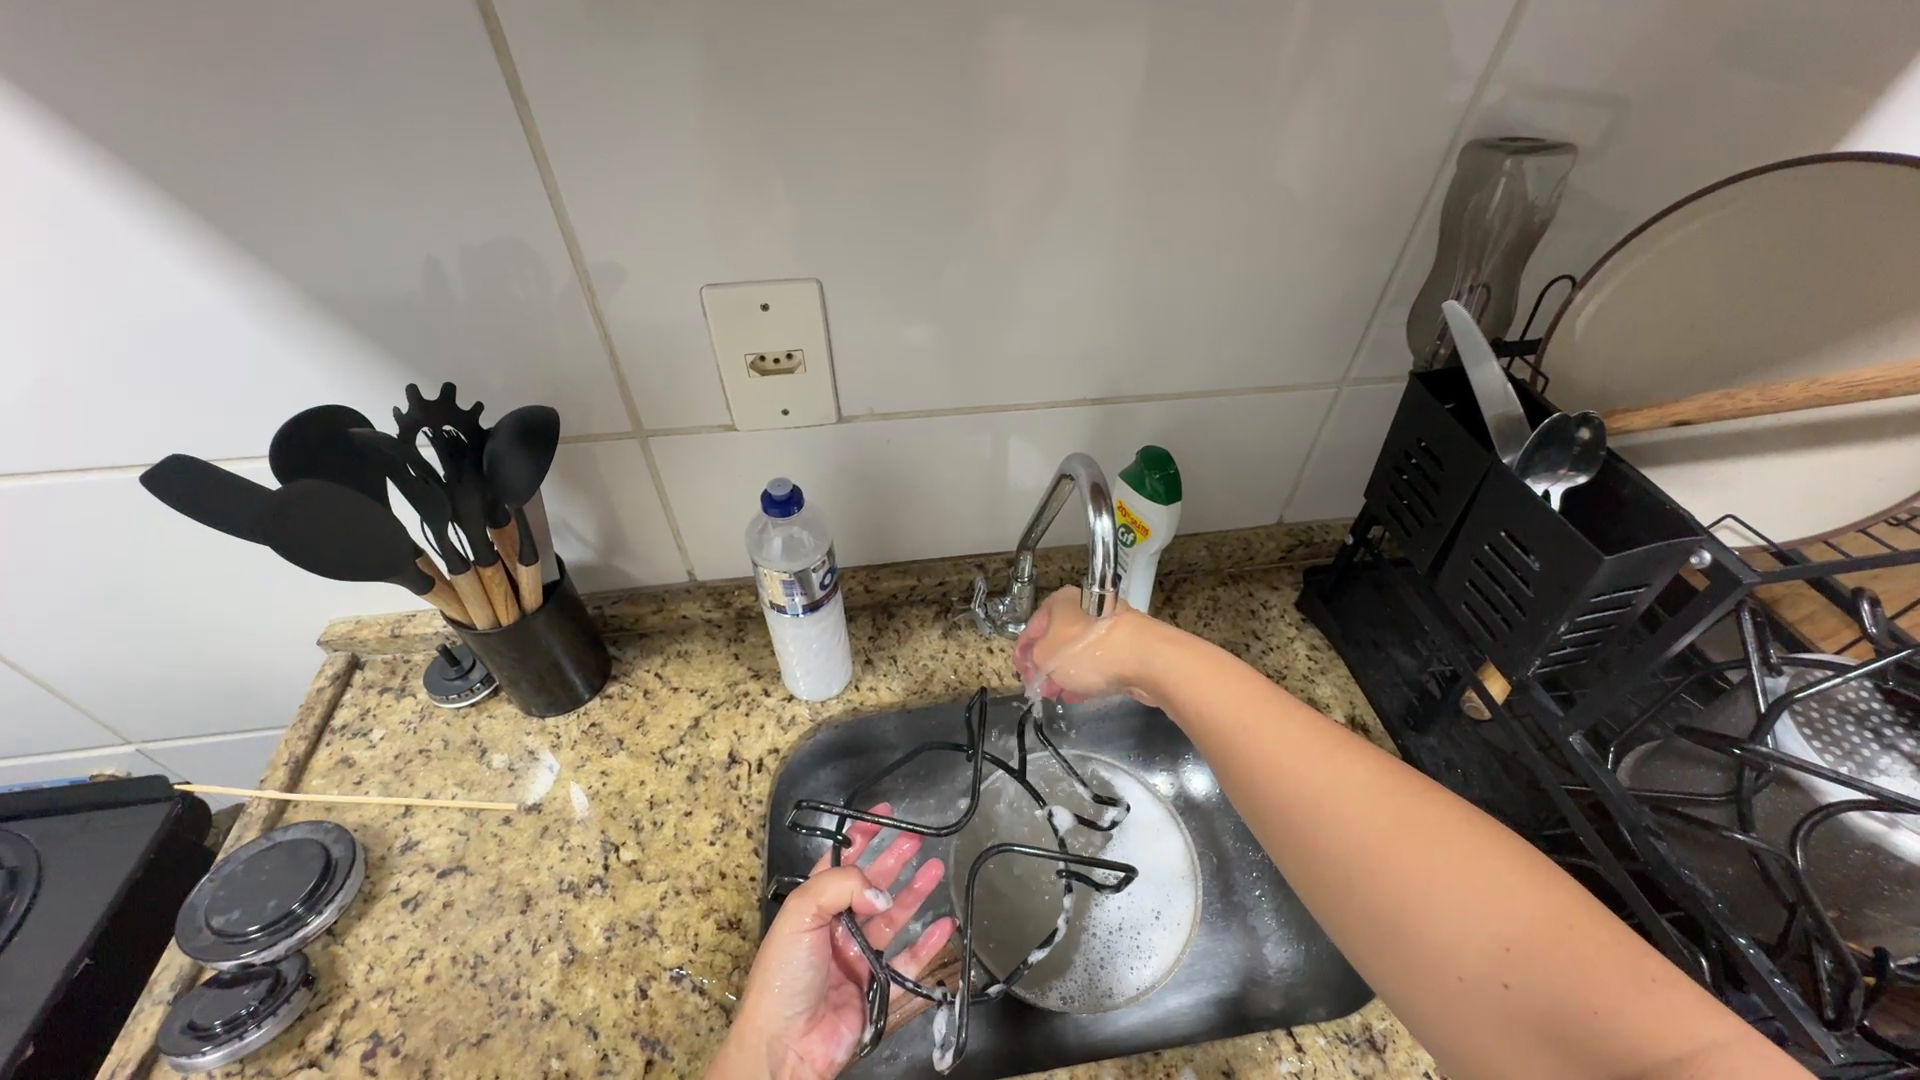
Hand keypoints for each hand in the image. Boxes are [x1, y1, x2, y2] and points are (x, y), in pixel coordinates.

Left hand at [714, 805, 955, 1079]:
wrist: (784, 1045)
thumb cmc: (783, 977)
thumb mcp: (801, 913)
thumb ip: (842, 885)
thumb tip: (882, 892)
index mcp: (815, 905)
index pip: (841, 860)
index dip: (862, 835)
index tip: (884, 814)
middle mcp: (837, 926)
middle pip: (872, 884)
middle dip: (894, 859)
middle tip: (918, 839)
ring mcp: (858, 957)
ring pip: (894, 917)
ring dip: (915, 893)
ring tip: (936, 870)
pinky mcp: (876, 988)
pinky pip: (908, 962)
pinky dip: (927, 944)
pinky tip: (943, 926)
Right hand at [1011, 587, 1154, 703]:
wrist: (1147, 659)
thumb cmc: (1088, 651)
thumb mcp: (1045, 657)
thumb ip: (1033, 662)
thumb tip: (1036, 666)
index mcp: (1061, 602)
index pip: (1032, 627)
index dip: (1022, 652)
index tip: (1020, 672)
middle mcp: (1084, 608)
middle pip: (1056, 640)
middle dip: (1044, 666)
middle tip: (1038, 687)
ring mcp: (1107, 627)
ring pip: (1078, 653)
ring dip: (1064, 675)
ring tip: (1057, 695)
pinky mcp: (1125, 646)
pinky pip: (1098, 662)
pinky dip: (1086, 677)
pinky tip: (1078, 694)